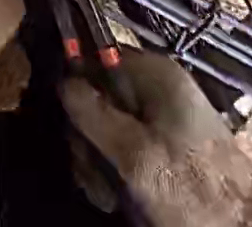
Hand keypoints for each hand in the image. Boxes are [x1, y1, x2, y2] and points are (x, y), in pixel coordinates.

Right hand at [61, 49, 251, 226]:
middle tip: (91, 173)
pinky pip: (127, 142)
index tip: (71, 125)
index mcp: (155, 72)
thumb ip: (92, 112)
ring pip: (109, 123)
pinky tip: (117, 196)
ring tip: (106, 193)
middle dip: (88, 135)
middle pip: (100, 94)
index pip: (97, 54)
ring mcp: (165, 114)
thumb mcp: (133, 154)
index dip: (78, 86)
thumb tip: (62, 81)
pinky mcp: (168, 142)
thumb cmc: (189, 189)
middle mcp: (159, 85)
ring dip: (99, 158)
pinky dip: (117, 168)